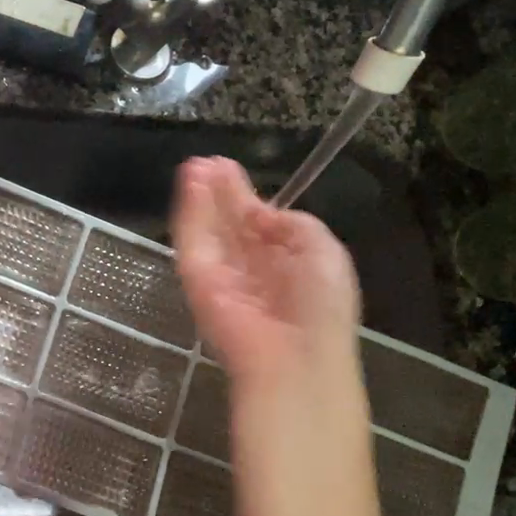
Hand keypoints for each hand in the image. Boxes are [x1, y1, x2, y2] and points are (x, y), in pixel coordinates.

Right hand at [172, 157, 360, 387]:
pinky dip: (191, 214)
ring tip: (195, 165)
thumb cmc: (320, 306)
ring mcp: (221, 275)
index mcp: (283, 263)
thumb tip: (262, 212)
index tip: (230, 170)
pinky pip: (193, 242)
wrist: (294, 353)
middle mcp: (249, 268)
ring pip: (209, 229)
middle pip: (229, 224)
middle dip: (219, 193)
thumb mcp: (324, 251)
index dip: (244, 198)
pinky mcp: (197, 281)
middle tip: (207, 161)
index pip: (258, 225)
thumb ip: (295, 225)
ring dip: (201, 198)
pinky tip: (191, 185)